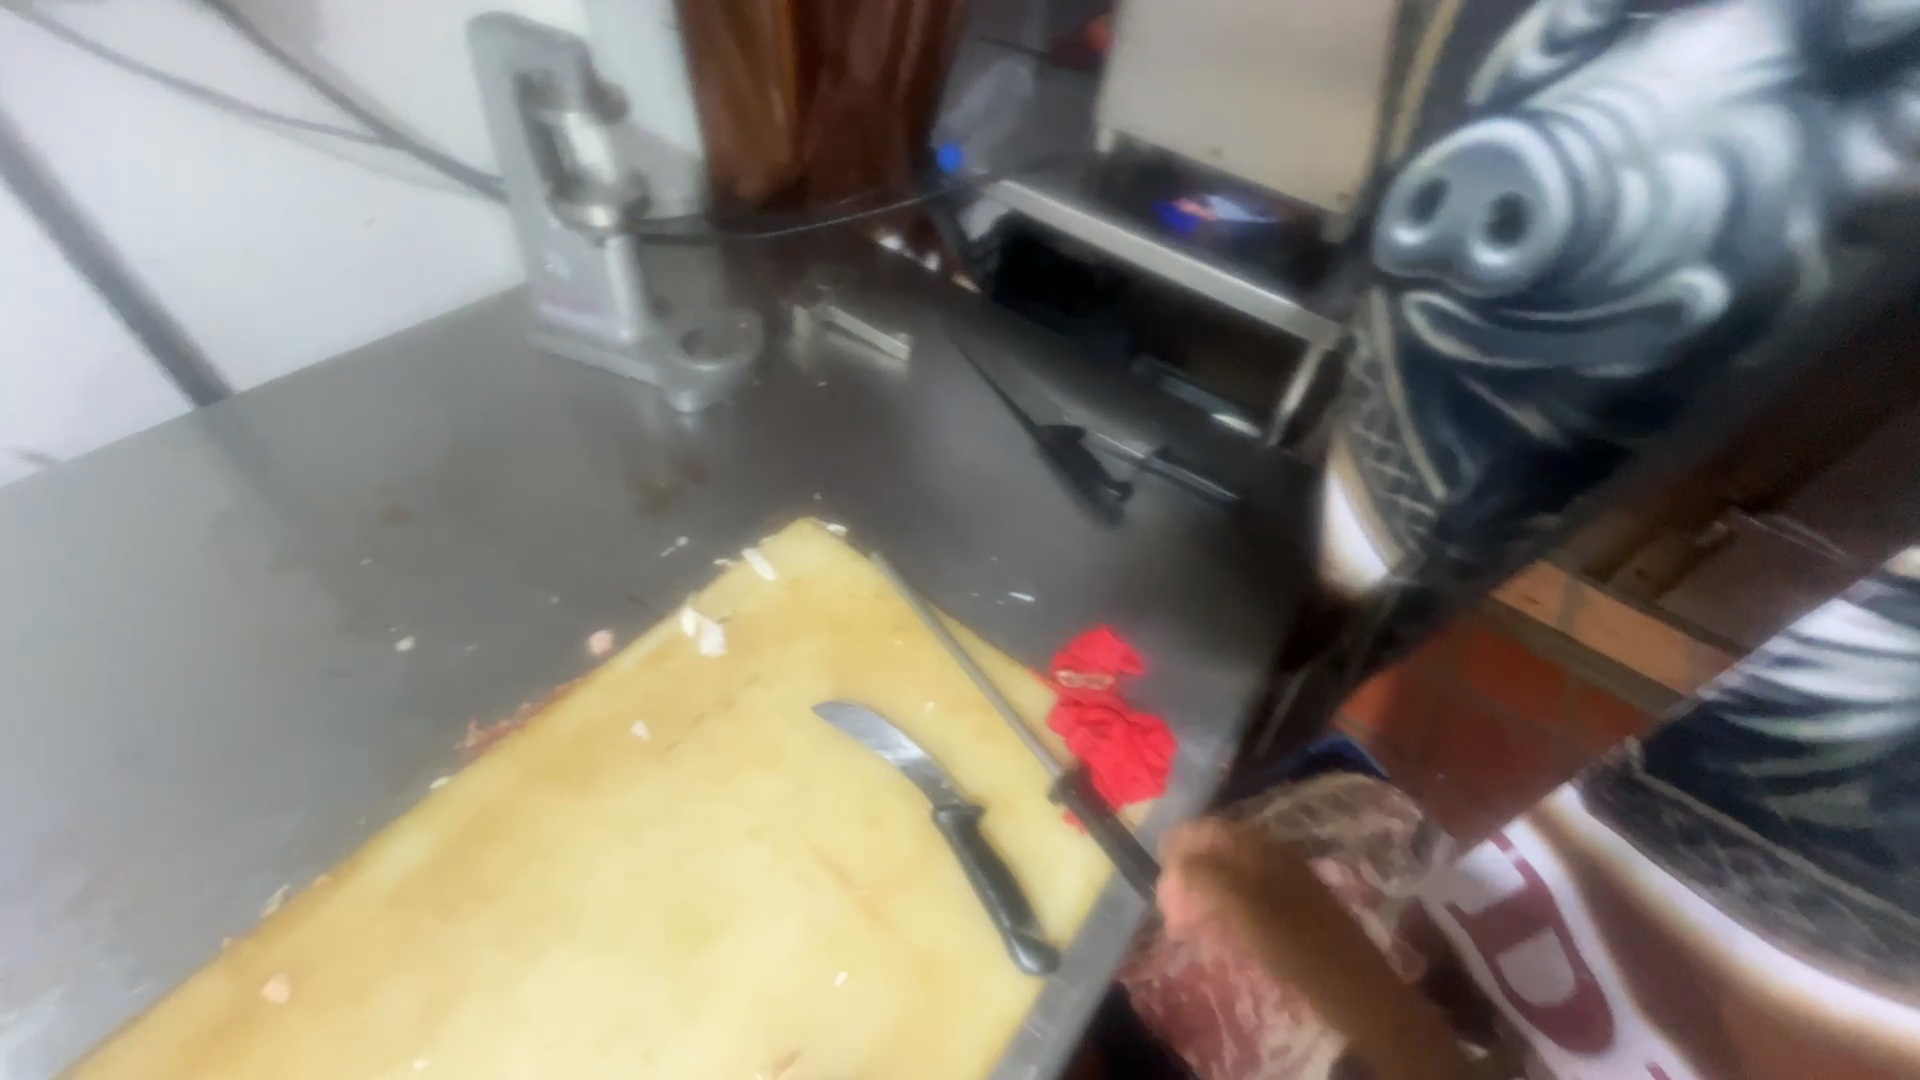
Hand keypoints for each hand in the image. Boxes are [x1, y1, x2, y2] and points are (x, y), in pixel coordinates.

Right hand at [1155, 818, 1295, 947]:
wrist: (1356, 988)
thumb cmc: (1295, 944)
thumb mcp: (1243, 908)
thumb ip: (1203, 875)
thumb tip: (1173, 862)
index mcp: (1257, 845)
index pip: (1206, 828)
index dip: (1177, 844)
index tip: (1157, 872)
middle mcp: (1268, 853)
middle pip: (1215, 850)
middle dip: (1187, 872)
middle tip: (1168, 904)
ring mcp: (1282, 879)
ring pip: (1227, 874)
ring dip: (1201, 893)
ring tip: (1183, 921)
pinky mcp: (1290, 906)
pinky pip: (1243, 895)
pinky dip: (1221, 907)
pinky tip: (1215, 930)